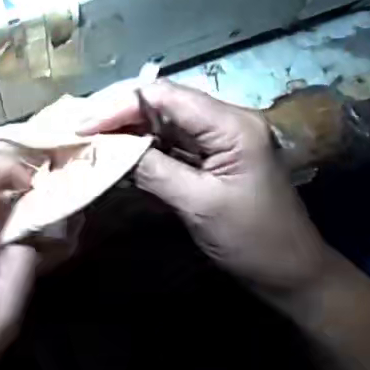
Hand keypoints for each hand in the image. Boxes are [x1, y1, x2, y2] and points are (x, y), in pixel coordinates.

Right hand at [81, 81, 338, 300]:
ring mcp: (220, 140)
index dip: (119, 105)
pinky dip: (142, 149)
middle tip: (77, 130)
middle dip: (118, 114)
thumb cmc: (253, 241)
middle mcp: (226, 122)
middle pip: (162, 103)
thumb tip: (108, 148)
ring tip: (87, 140)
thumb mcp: (200, 205)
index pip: (165, 95)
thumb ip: (154, 171)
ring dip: (126, 130)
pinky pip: (171, 145)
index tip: (81, 124)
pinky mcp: (212, 160)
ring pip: (163, 123)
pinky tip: (115, 155)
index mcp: (232, 124)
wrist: (292, 274)